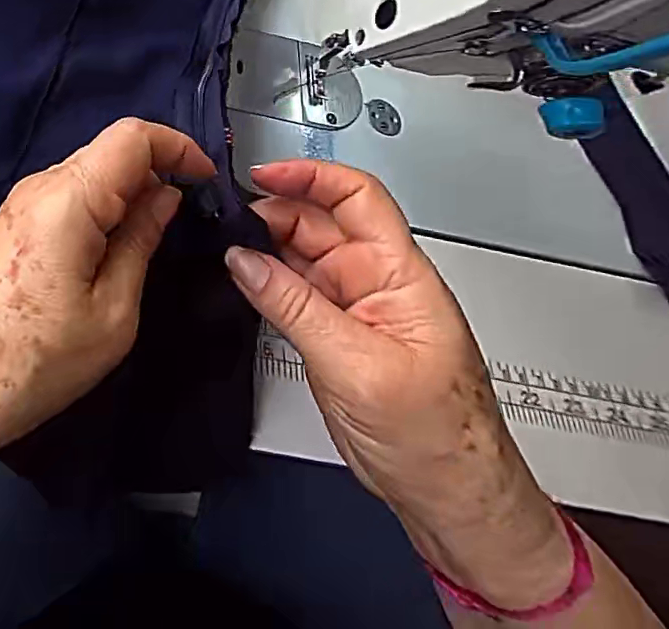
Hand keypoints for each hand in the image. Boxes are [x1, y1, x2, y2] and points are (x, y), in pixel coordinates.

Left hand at [0, 118, 214, 513]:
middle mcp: (38, 186)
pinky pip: (65, 198)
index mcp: (67, 197)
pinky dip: (98, 210)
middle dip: (154, 174)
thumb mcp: (112, 309)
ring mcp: (19, 203)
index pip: (131, 135)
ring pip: (87, 175)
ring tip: (150, 243)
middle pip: (108, 152)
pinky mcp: (10, 223)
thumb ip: (141, 240)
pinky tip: (110, 251)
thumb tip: (165, 196)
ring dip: (126, 195)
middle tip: (185, 220)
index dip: (177, 146)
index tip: (207, 179)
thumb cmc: (33, 357)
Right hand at [226, 159, 572, 609]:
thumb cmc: (439, 439)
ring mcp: (345, 303)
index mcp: (399, 275)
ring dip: (258, 243)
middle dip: (269, 211)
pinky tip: (236, 275)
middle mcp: (371, 280)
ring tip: (223, 245)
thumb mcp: (357, 364)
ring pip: (294, 251)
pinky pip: (285, 285)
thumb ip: (292, 305)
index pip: (357, 198)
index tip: (262, 174)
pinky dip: (257, 275)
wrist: (445, 495)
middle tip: (226, 221)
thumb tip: (241, 258)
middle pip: (315, 220)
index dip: (310, 176)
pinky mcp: (325, 327)